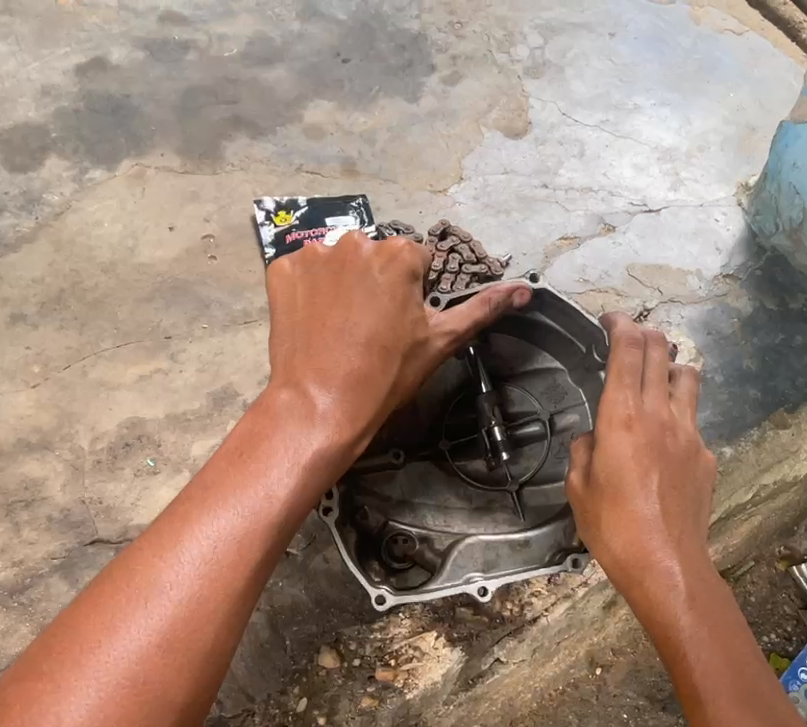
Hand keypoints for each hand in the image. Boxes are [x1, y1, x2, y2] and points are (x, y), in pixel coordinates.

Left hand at [262, 231, 529, 457]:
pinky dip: (310, 292)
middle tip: (373, 330)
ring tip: (343, 329)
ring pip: (339, 263)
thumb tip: (525, 290)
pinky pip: (303, 273)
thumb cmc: (387, 375)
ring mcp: (314, 255)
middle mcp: (356, 241)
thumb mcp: (441, 342)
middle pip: (376, 258)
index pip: (417, 260)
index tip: (403, 323)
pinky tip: (317, 324)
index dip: (414, 292)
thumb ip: (482, 308)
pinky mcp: (282, 271)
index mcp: (400, 254)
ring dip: (343, 285)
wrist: (323, 404)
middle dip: (377, 284)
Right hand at [566, 314, 716, 607]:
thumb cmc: (612, 528)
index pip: (627, 351)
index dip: (620, 326)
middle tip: (630, 337)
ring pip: (687, 376)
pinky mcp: (706, 455)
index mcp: (621, 417)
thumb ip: (583, 451)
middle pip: (660, 352)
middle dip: (645, 335)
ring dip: (670, 367)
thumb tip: (593, 438)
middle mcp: (659, 414)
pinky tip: (666, 444)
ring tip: (657, 380)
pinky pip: (693, 421)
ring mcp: (689, 432)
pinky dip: (679, 416)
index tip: (610, 321)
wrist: (665, 562)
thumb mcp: (578, 488)